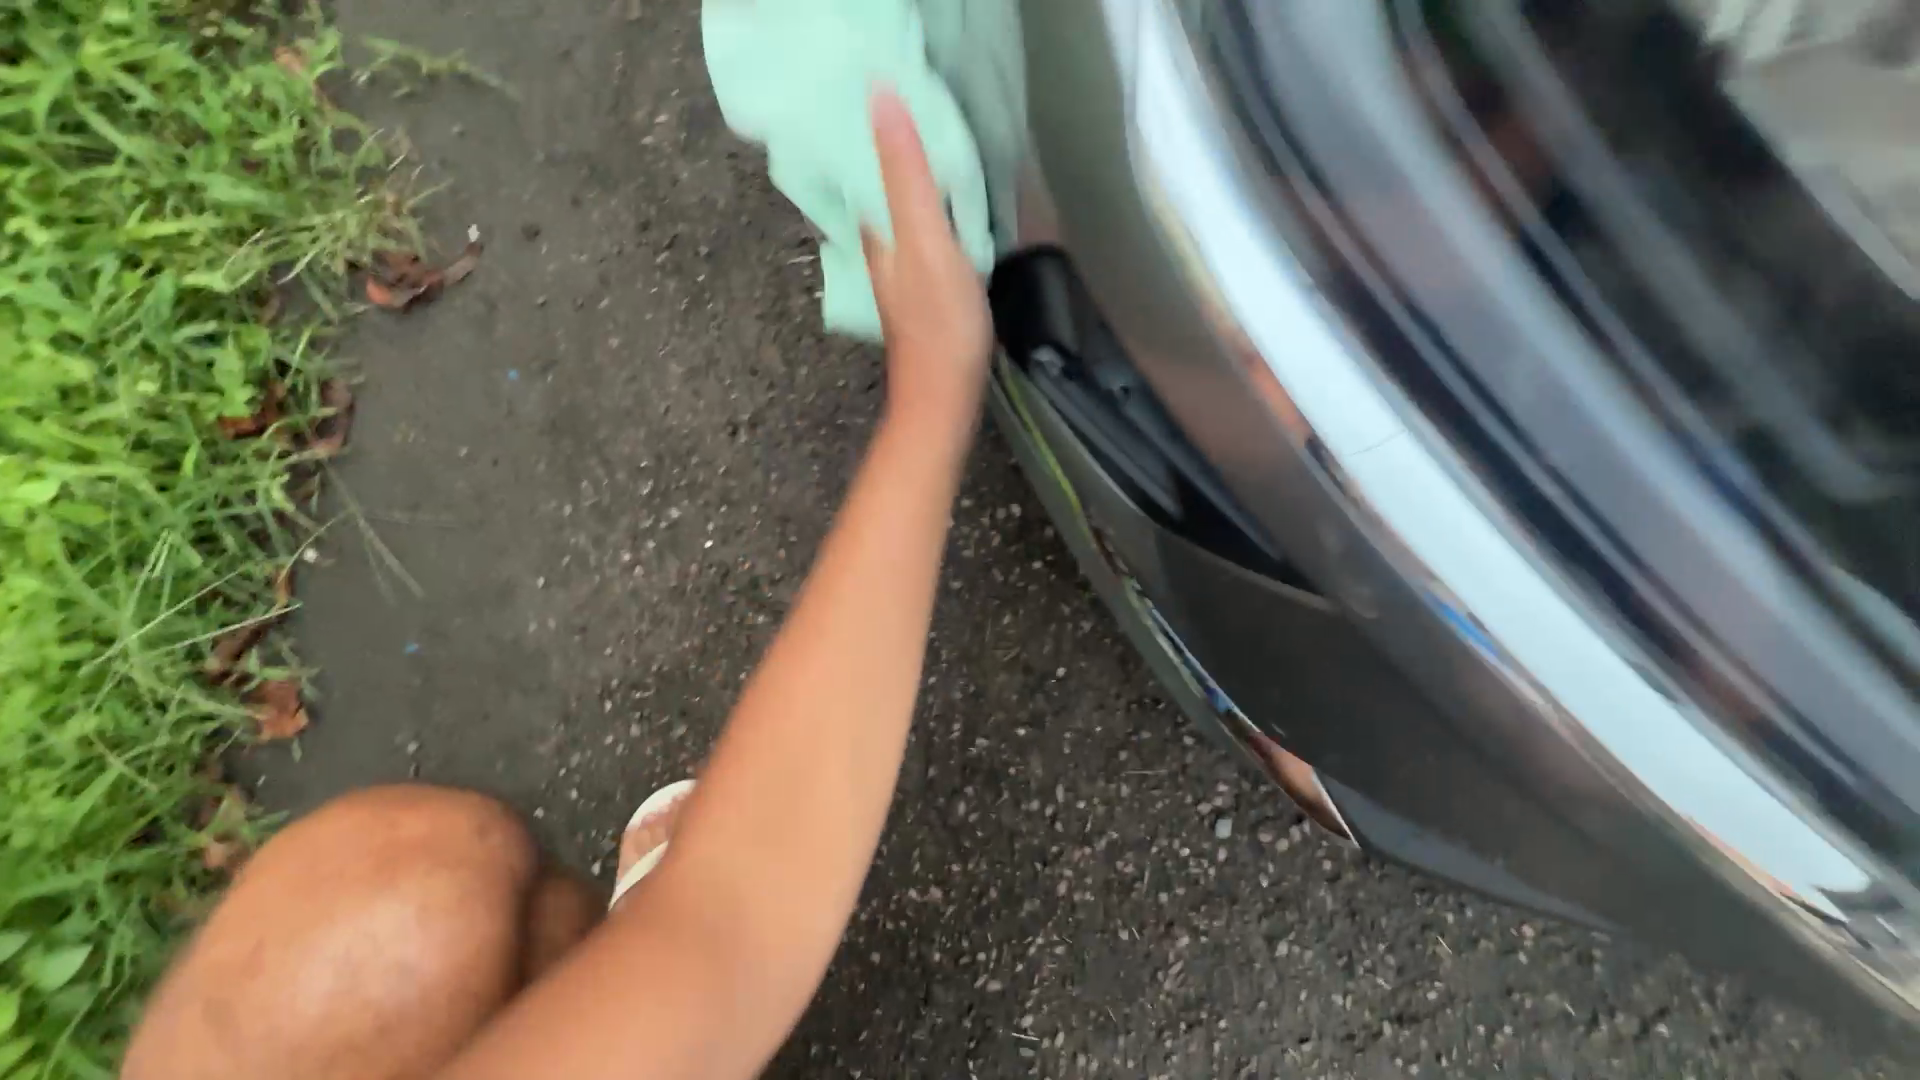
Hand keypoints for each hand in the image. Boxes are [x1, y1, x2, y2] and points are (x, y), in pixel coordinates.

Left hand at [862, 88, 993, 437]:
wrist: (945, 396)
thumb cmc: (939, 323)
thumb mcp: (926, 241)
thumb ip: (907, 176)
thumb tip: (881, 99)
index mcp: (875, 228)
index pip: (864, 158)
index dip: (873, 121)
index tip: (886, 79)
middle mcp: (879, 245)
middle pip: (879, 181)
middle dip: (889, 142)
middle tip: (913, 98)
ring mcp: (900, 268)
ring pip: (899, 205)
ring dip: (910, 172)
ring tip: (931, 133)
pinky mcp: (923, 286)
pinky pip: (921, 229)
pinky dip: (930, 204)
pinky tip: (948, 196)